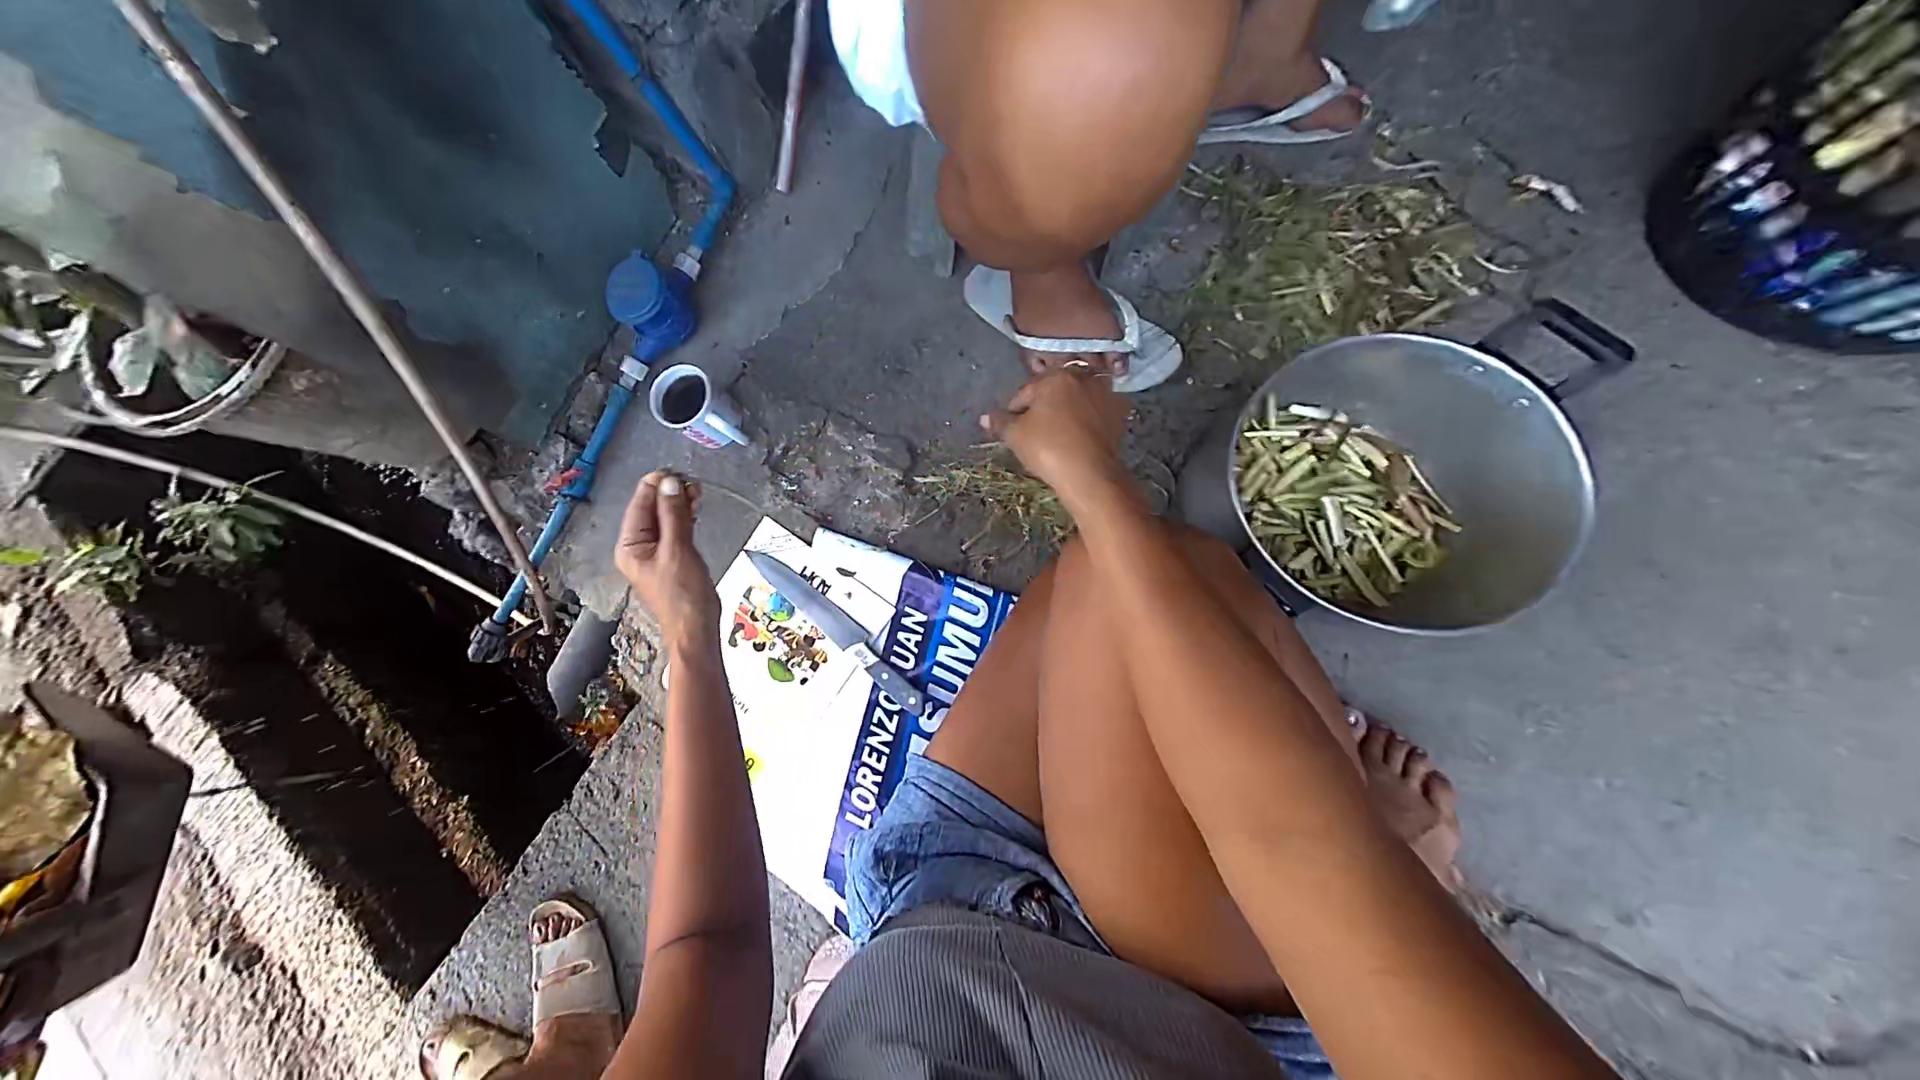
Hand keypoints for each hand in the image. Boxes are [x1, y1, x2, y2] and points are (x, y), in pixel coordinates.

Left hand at [616, 471, 719, 648]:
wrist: (696, 627)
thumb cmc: (683, 595)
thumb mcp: (678, 549)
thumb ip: (673, 514)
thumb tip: (670, 483)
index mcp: (629, 546)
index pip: (639, 505)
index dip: (655, 486)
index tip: (674, 472)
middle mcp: (638, 547)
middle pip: (651, 510)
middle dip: (670, 494)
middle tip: (691, 482)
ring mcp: (656, 552)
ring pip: (666, 518)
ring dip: (680, 504)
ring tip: (697, 491)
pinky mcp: (673, 557)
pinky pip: (676, 530)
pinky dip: (685, 517)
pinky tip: (695, 508)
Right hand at [981, 371, 1135, 512]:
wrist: (1090, 474)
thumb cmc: (1048, 448)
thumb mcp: (1016, 435)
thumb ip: (1000, 422)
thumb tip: (985, 417)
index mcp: (1055, 376)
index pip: (1025, 392)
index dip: (1014, 412)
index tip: (1012, 430)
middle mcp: (1083, 378)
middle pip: (1053, 392)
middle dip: (1042, 409)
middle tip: (1033, 433)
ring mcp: (1105, 395)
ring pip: (1076, 401)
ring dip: (1065, 413)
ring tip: (1056, 437)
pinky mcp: (1119, 415)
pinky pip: (1094, 414)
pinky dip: (1085, 422)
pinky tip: (1077, 439)